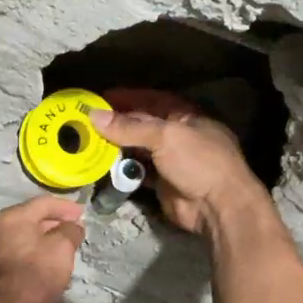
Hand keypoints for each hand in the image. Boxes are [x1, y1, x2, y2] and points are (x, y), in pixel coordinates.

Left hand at [0, 196, 85, 302]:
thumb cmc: (35, 273)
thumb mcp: (62, 248)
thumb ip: (71, 231)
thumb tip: (73, 226)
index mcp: (14, 216)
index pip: (44, 202)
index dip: (67, 207)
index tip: (83, 214)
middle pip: (32, 218)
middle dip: (55, 222)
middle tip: (74, 229)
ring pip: (25, 236)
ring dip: (45, 238)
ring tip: (64, 246)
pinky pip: (19, 251)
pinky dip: (35, 251)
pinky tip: (47, 261)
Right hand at [91, 88, 266, 233]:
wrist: (216, 205)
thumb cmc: (198, 161)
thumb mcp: (165, 137)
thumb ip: (129, 127)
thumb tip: (94, 115)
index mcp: (184, 115)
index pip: (150, 100)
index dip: (127, 97)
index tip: (100, 98)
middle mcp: (177, 134)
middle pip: (141, 125)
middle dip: (116, 124)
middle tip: (86, 123)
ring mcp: (169, 159)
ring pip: (137, 149)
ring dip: (116, 147)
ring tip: (88, 144)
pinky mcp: (162, 182)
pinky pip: (137, 171)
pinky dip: (122, 169)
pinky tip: (102, 166)